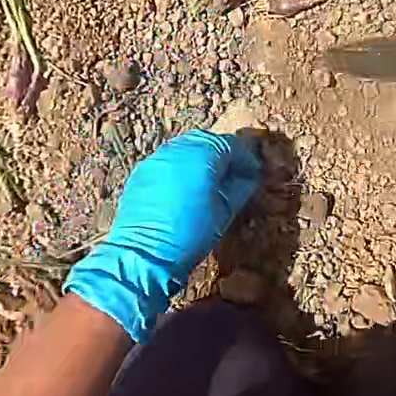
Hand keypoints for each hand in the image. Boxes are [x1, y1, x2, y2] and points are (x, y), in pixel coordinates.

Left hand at [65, 130, 262, 341]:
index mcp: (203, 155)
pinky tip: (187, 189)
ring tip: (211, 182)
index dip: (246, 159)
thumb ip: (241, 188)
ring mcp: (157, 158)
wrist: (144, 255)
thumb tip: (249, 177)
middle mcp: (178, 149)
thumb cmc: (190, 234)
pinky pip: (169, 161)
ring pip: (187, 148)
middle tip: (234, 175)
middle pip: (208, 140)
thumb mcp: (225, 212)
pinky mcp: (143, 172)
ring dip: (202, 159)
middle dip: (224, 154)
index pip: (231, 145)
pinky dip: (182, 168)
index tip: (253, 174)